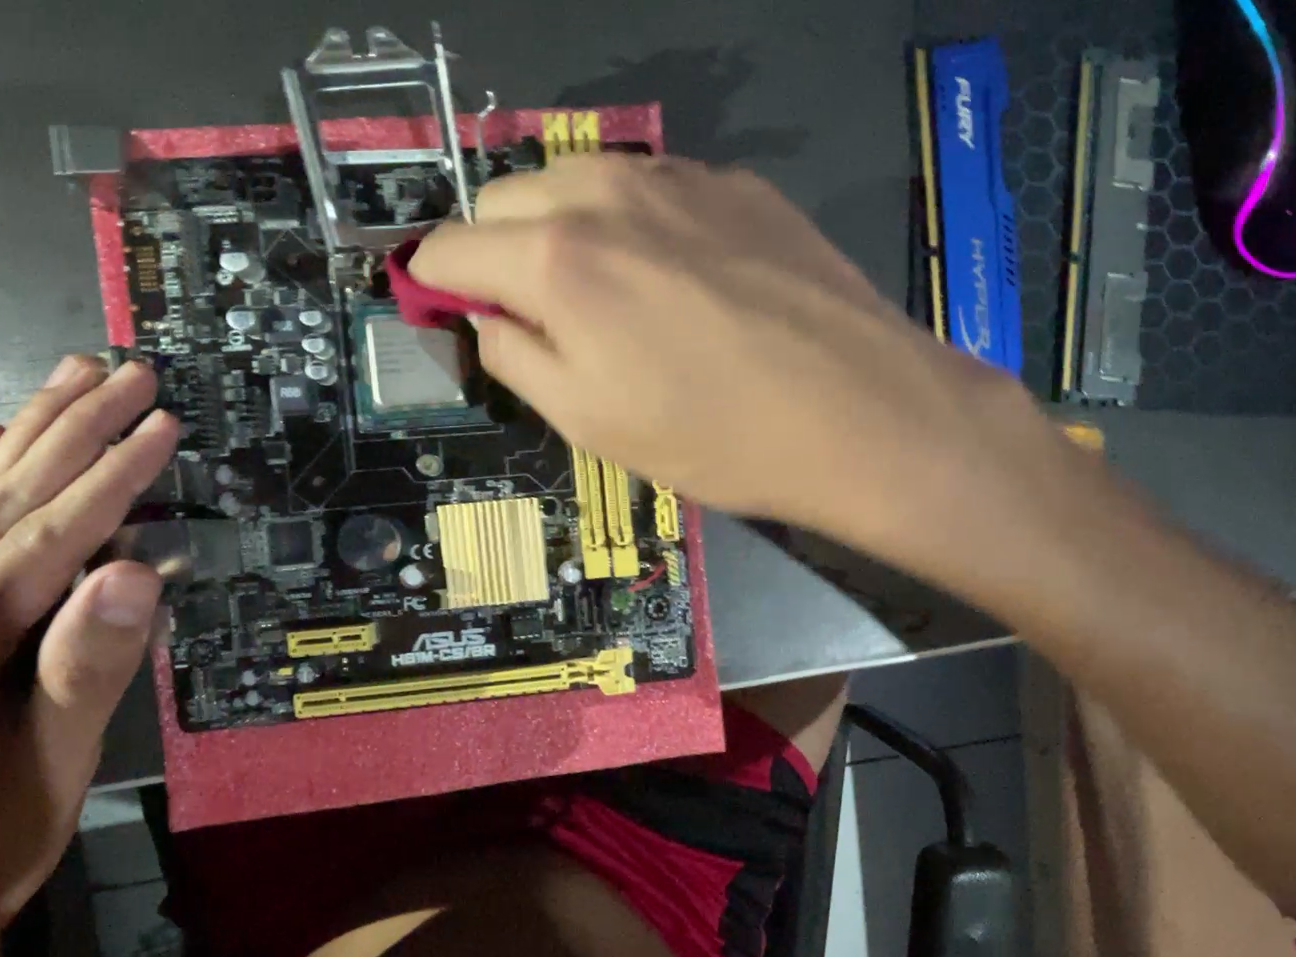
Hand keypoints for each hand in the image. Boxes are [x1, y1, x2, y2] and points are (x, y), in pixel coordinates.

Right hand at [409, 155, 1027, 527]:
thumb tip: (484, 317)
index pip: (452, 246)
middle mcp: (608, 193)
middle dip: (495, 249)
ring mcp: (681, 179)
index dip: (434, 283)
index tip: (443, 311)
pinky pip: (654, 189)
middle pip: (508, 199)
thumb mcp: (592, 424)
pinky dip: (634, 222)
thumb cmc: (717, 438)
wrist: (861, 413)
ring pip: (580, 181)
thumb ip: (517, 358)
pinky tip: (675, 275)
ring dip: (561, 226)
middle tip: (526, 310)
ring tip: (600, 292)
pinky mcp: (739, 185)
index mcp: (558, 258)